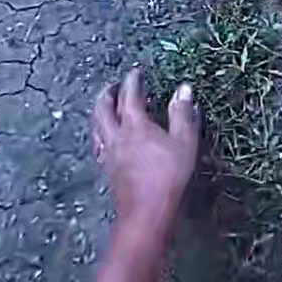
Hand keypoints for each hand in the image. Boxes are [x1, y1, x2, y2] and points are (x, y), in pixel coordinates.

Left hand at [90, 68, 198, 249]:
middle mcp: (117, 136)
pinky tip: (105, 136)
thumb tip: (183, 88)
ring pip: (96, 126)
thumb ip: (182, 113)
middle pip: (103, 110)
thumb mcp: (184, 140)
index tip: (136, 71)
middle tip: (113, 85)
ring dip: (99, 111)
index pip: (130, 97)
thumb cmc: (169, 173)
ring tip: (105, 106)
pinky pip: (98, 142)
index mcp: (136, 126)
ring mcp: (109, 153)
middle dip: (107, 94)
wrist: (146, 210)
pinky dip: (100, 131)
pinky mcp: (107, 167)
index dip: (132, 81)